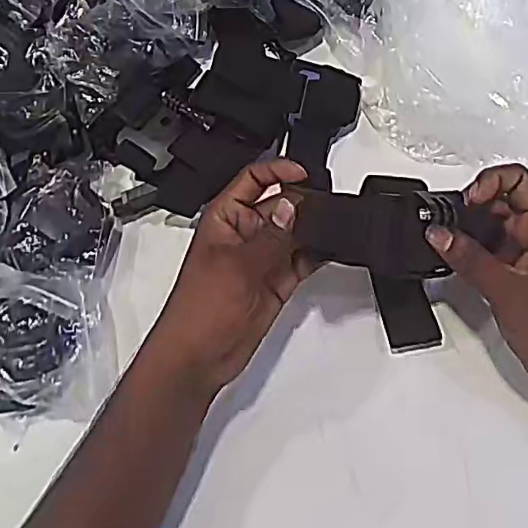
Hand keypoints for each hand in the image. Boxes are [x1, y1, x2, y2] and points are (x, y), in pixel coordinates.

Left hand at [138, 159, 315, 398]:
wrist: (199, 357)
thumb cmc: (197, 309)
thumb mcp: (236, 266)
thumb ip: (270, 238)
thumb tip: (291, 207)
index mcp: (225, 217)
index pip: (253, 179)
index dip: (277, 170)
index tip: (302, 171)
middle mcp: (245, 232)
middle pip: (279, 204)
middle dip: (301, 201)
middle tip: (323, 206)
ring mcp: (261, 257)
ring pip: (293, 232)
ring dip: (311, 228)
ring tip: (330, 226)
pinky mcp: (276, 280)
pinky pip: (301, 259)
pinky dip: (316, 254)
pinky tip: (328, 249)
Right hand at [426, 164, 527, 413]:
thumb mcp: (508, 290)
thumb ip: (469, 258)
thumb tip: (439, 234)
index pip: (516, 179)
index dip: (487, 183)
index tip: (469, 204)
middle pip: (498, 197)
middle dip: (470, 206)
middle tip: (451, 223)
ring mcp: (525, 252)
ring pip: (488, 222)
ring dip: (466, 229)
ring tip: (450, 242)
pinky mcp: (514, 271)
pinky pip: (485, 246)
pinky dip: (467, 248)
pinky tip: (455, 259)